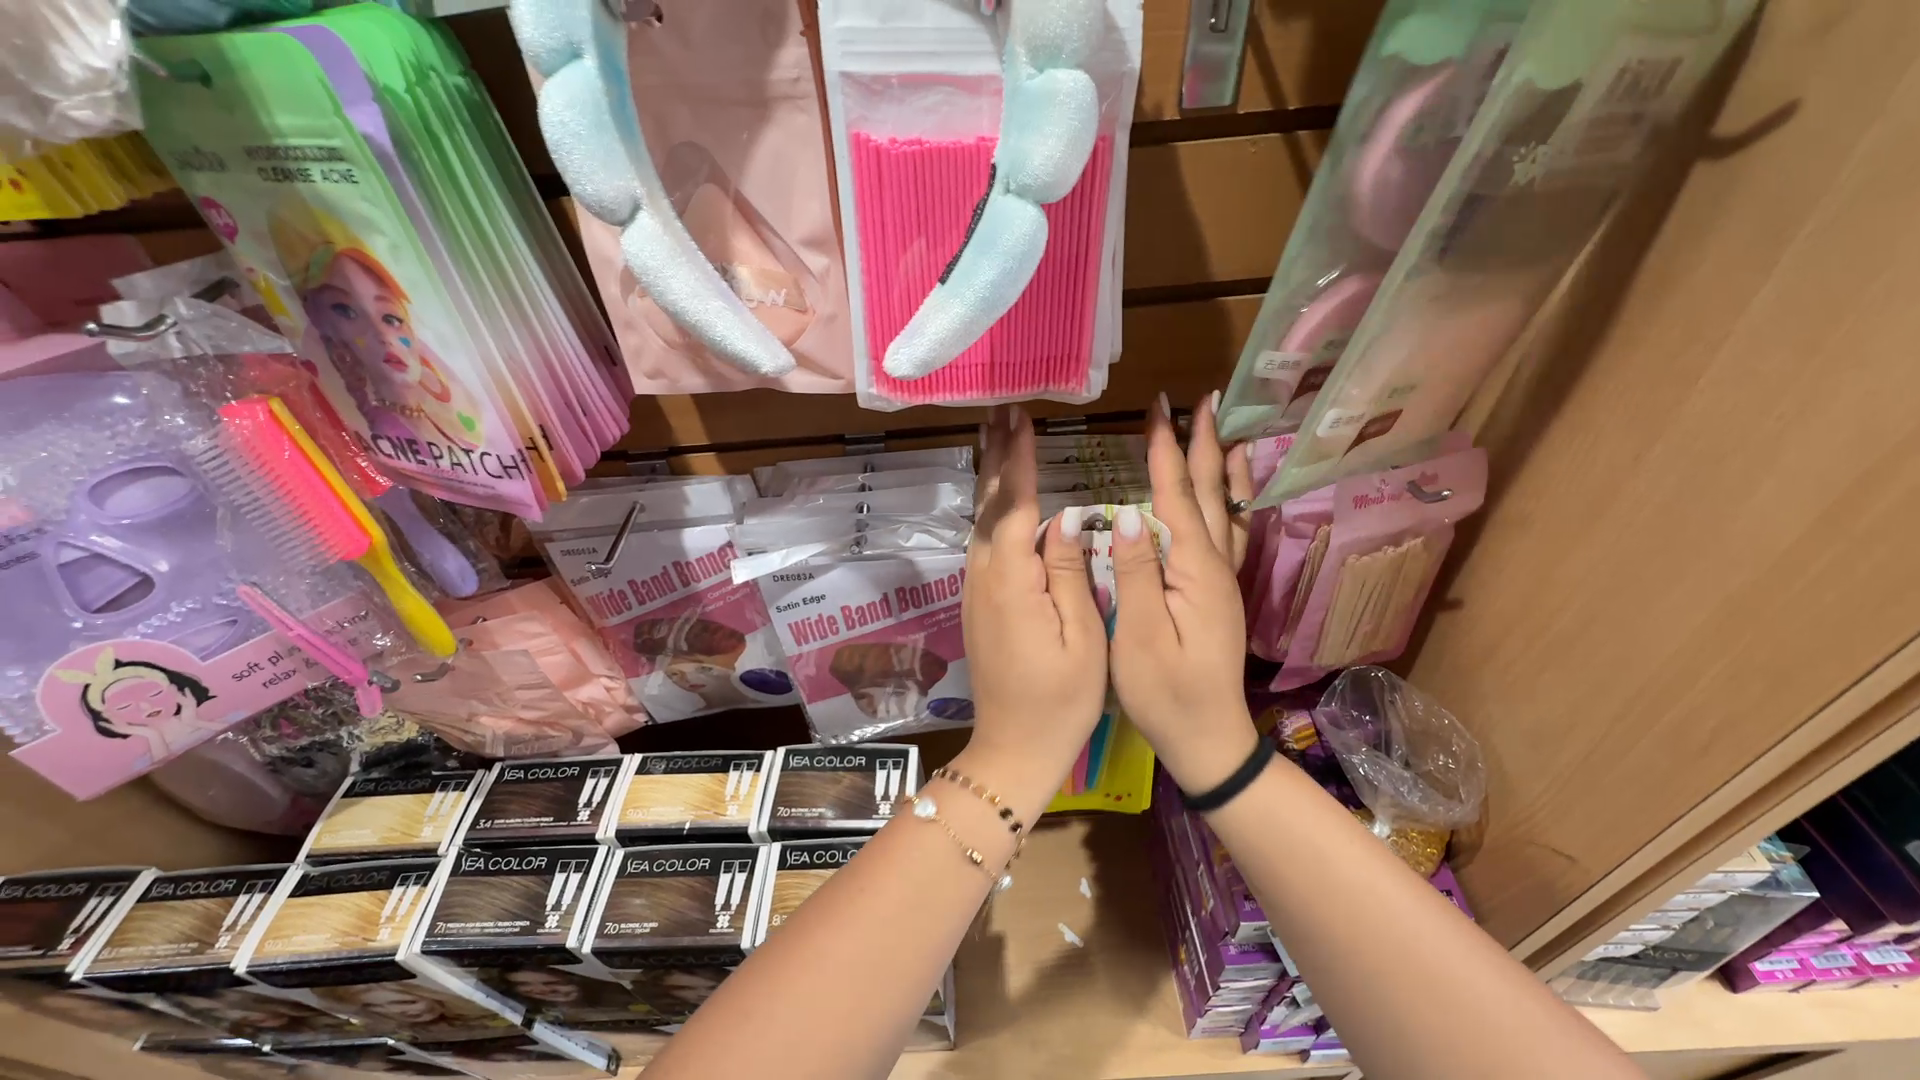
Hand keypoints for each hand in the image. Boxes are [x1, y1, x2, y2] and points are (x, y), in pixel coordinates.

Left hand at [956, 406, 1108, 807]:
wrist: (1014, 747)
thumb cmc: (1062, 699)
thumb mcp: (1083, 636)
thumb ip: (1071, 572)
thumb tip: (1067, 518)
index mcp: (1011, 581)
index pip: (1013, 505)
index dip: (1018, 460)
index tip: (1021, 418)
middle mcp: (983, 577)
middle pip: (987, 506)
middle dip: (995, 457)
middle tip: (1001, 412)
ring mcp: (975, 591)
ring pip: (980, 523)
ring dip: (990, 480)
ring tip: (999, 439)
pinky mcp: (977, 605)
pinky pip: (983, 544)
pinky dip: (991, 512)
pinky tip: (1000, 501)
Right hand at [1109, 393, 1258, 793]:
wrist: (1208, 738)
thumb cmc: (1165, 693)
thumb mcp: (1138, 636)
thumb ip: (1136, 573)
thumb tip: (1129, 511)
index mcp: (1194, 572)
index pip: (1176, 498)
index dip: (1166, 451)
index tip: (1159, 408)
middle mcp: (1217, 568)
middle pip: (1208, 495)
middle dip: (1201, 445)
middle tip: (1202, 401)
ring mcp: (1223, 582)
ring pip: (1225, 511)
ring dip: (1222, 468)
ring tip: (1227, 432)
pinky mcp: (1220, 596)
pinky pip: (1230, 535)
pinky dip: (1231, 504)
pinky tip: (1229, 497)